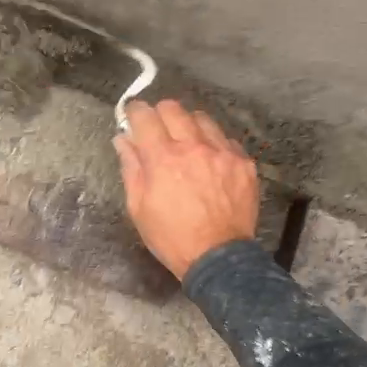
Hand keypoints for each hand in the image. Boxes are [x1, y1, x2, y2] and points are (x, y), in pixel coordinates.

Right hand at [114, 100, 260, 280]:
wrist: (218, 258)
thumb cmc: (171, 237)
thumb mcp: (138, 207)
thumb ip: (131, 168)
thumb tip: (123, 140)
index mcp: (163, 159)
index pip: (145, 116)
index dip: (134, 112)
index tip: (132, 116)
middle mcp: (193, 147)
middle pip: (173, 108)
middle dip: (160, 114)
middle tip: (157, 130)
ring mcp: (222, 152)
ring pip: (202, 118)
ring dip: (188, 125)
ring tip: (186, 143)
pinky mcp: (243, 163)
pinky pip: (225, 139)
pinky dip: (212, 143)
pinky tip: (209, 161)